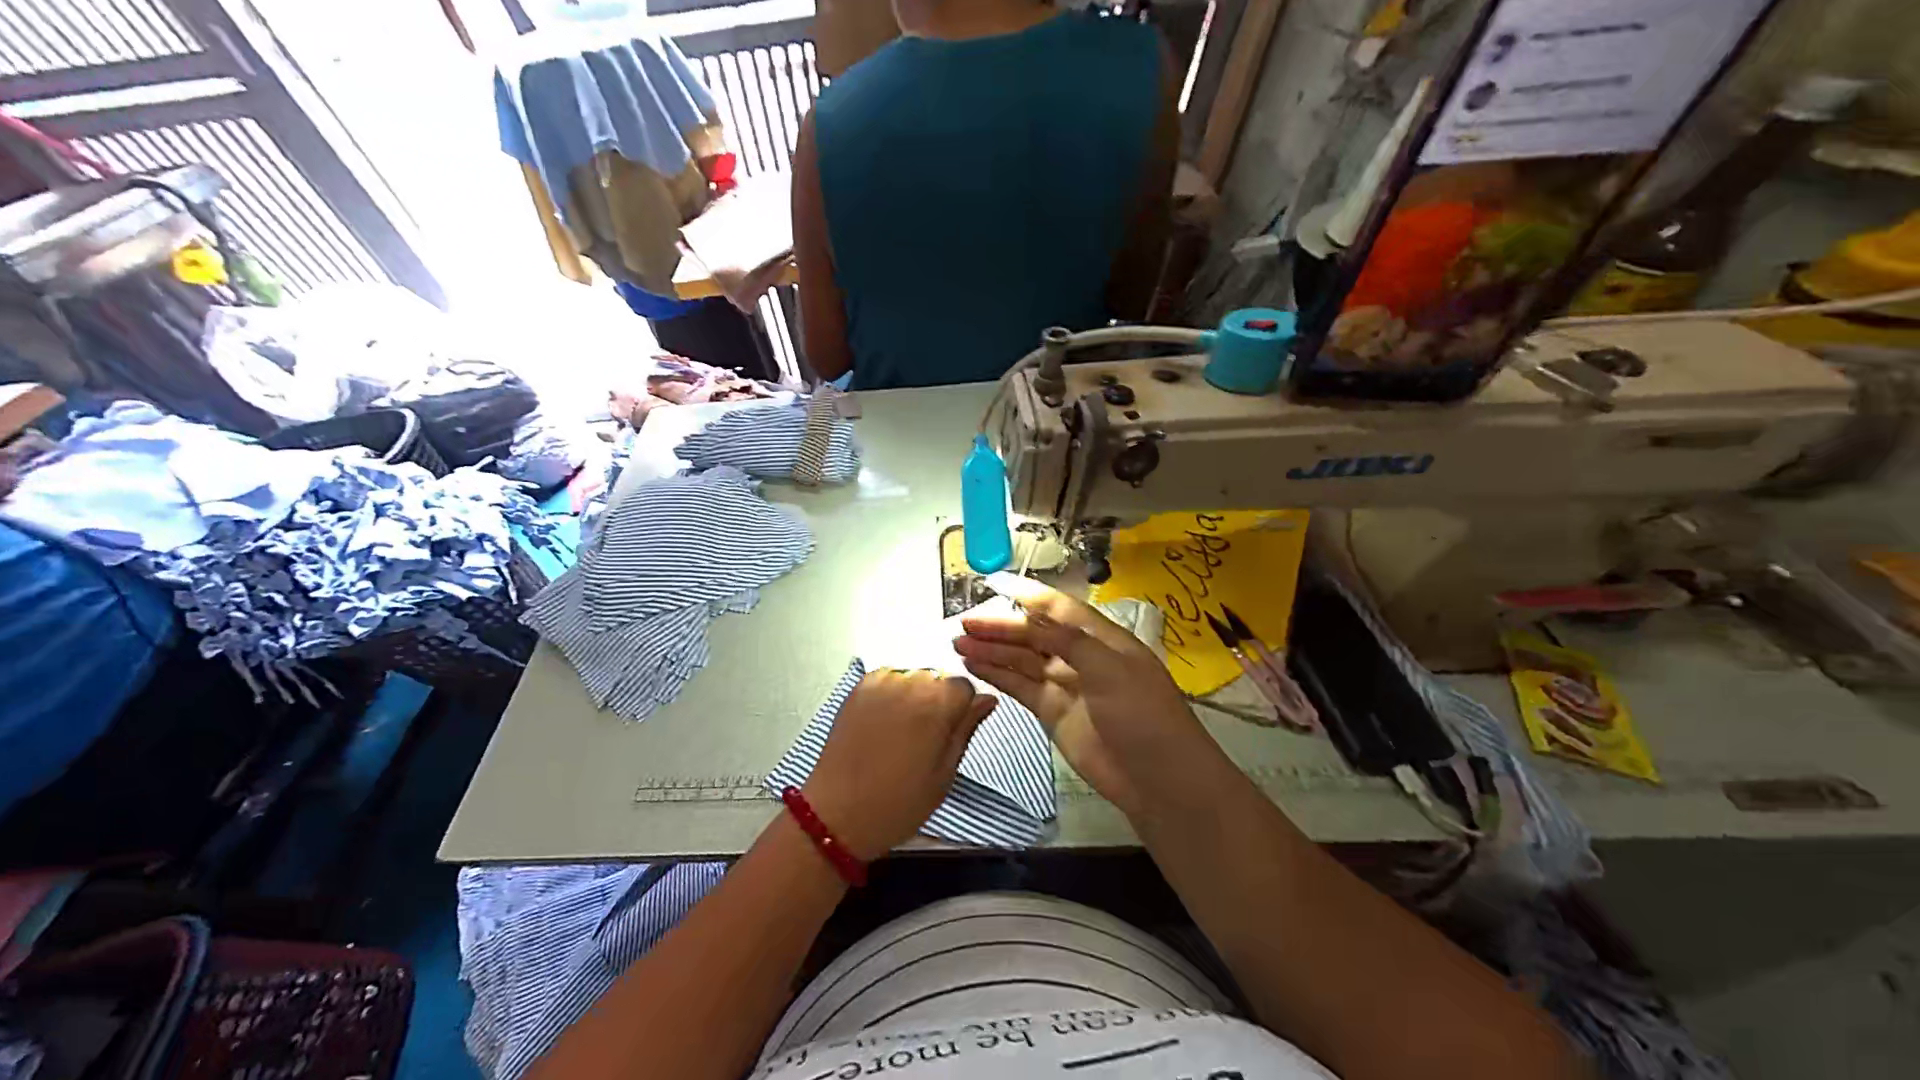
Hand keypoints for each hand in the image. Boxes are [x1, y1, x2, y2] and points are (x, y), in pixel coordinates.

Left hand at [803, 669, 996, 860]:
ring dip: (914, 695)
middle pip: (938, 678)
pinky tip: (884, 723)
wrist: (837, 814)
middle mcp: (910, 683)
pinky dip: (892, 694)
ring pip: (912, 677)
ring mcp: (881, 682)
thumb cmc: (898, 803)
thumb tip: (987, 700)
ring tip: (901, 733)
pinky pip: (888, 679)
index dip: (962, 709)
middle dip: (938, 700)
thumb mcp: (945, 773)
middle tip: (925, 738)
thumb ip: (966, 729)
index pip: (966, 686)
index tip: (950, 734)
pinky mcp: (858, 688)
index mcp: (938, 704)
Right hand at [952, 575, 1209, 815]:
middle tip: (964, 623)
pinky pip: (1021, 687)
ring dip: (993, 650)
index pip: (1058, 608)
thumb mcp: (1111, 668)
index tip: (994, 581)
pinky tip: (974, 665)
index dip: (1027, 593)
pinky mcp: (1053, 713)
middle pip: (1034, 634)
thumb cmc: (1143, 715)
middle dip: (1000, 626)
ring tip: (958, 643)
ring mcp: (1065, 686)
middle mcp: (1081, 657)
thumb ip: (1069, 641)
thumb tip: (1033, 618)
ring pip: (1022, 660)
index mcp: (1102, 638)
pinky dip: (997, 675)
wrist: (1159, 779)